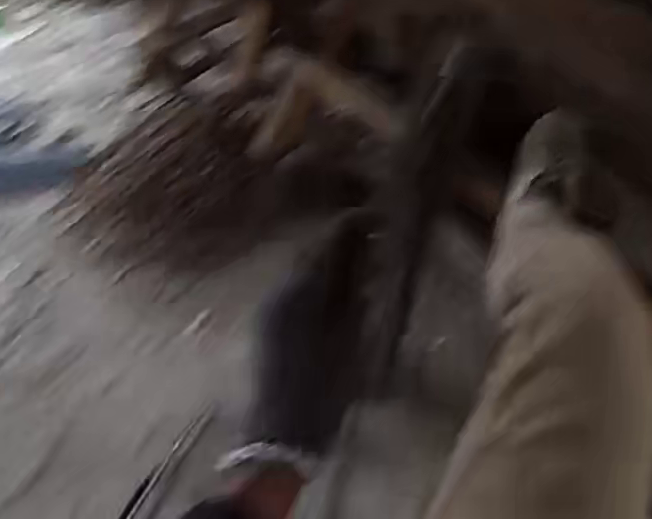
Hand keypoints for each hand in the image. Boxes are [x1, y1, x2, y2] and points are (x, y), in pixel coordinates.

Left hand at [246, 212, 372, 459]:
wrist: (282, 438)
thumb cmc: (324, 382)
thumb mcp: (352, 329)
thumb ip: (359, 282)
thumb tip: (372, 245)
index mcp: (300, 287)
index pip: (330, 237)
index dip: (357, 221)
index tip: (382, 212)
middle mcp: (279, 291)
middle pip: (315, 250)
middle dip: (345, 240)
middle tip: (378, 235)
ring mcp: (269, 311)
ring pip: (307, 269)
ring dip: (334, 261)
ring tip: (366, 260)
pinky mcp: (268, 329)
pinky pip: (299, 288)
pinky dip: (322, 281)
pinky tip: (343, 290)